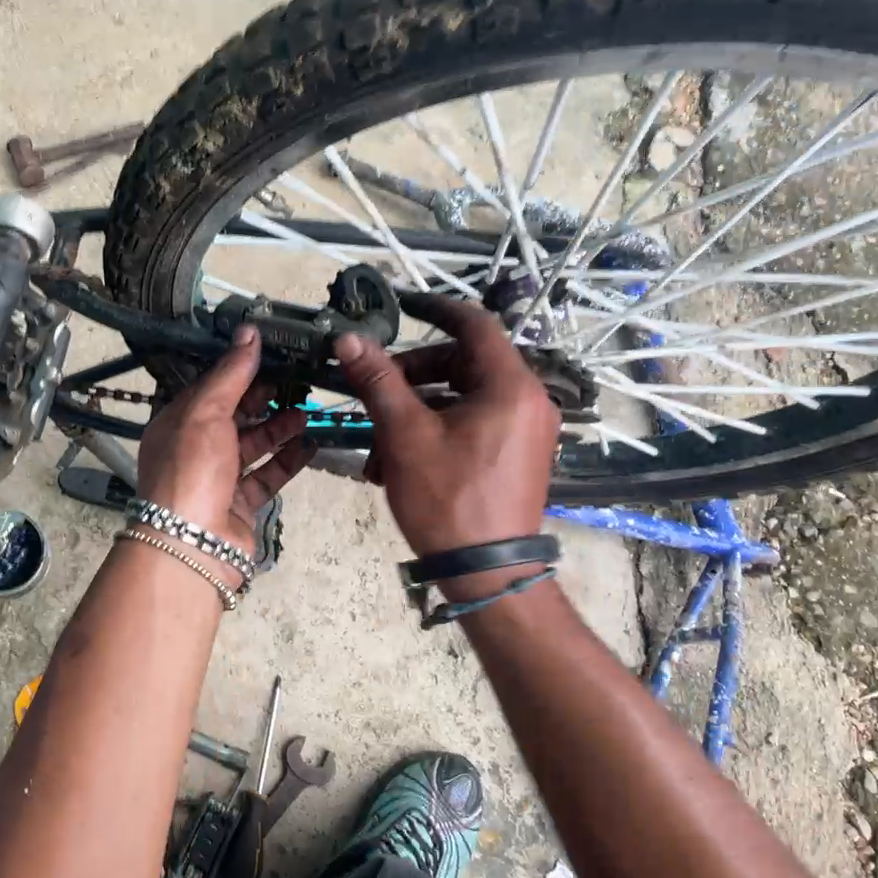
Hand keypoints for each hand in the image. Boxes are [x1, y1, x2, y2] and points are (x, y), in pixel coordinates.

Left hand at [137, 326, 316, 558]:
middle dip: (261, 400)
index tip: (270, 355)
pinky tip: (311, 445)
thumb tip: (249, 331)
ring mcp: (216, 479)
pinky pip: (266, 476)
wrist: (191, 544)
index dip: (237, 372)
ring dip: (278, 429)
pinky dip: (287, 461)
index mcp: (175, 424)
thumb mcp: (207, 412)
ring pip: (252, 446)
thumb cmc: (192, 469)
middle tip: (295, 382)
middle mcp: (193, 449)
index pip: (208, 390)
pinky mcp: (239, 505)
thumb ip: (231, 374)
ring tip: (306, 412)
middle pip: (232, 417)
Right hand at [332, 298, 559, 559]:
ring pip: (462, 397)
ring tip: (377, 442)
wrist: (487, 572)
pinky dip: (435, 430)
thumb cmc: (447, 498)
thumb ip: (377, 381)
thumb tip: (349, 340)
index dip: (434, 309)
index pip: (474, 325)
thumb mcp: (404, 434)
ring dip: (416, 409)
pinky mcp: (516, 455)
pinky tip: (397, 462)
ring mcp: (526, 430)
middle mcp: (528, 401)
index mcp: (511, 387)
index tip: (400, 305)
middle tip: (375, 390)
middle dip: (412, 374)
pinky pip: (473, 424)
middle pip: (464, 363)